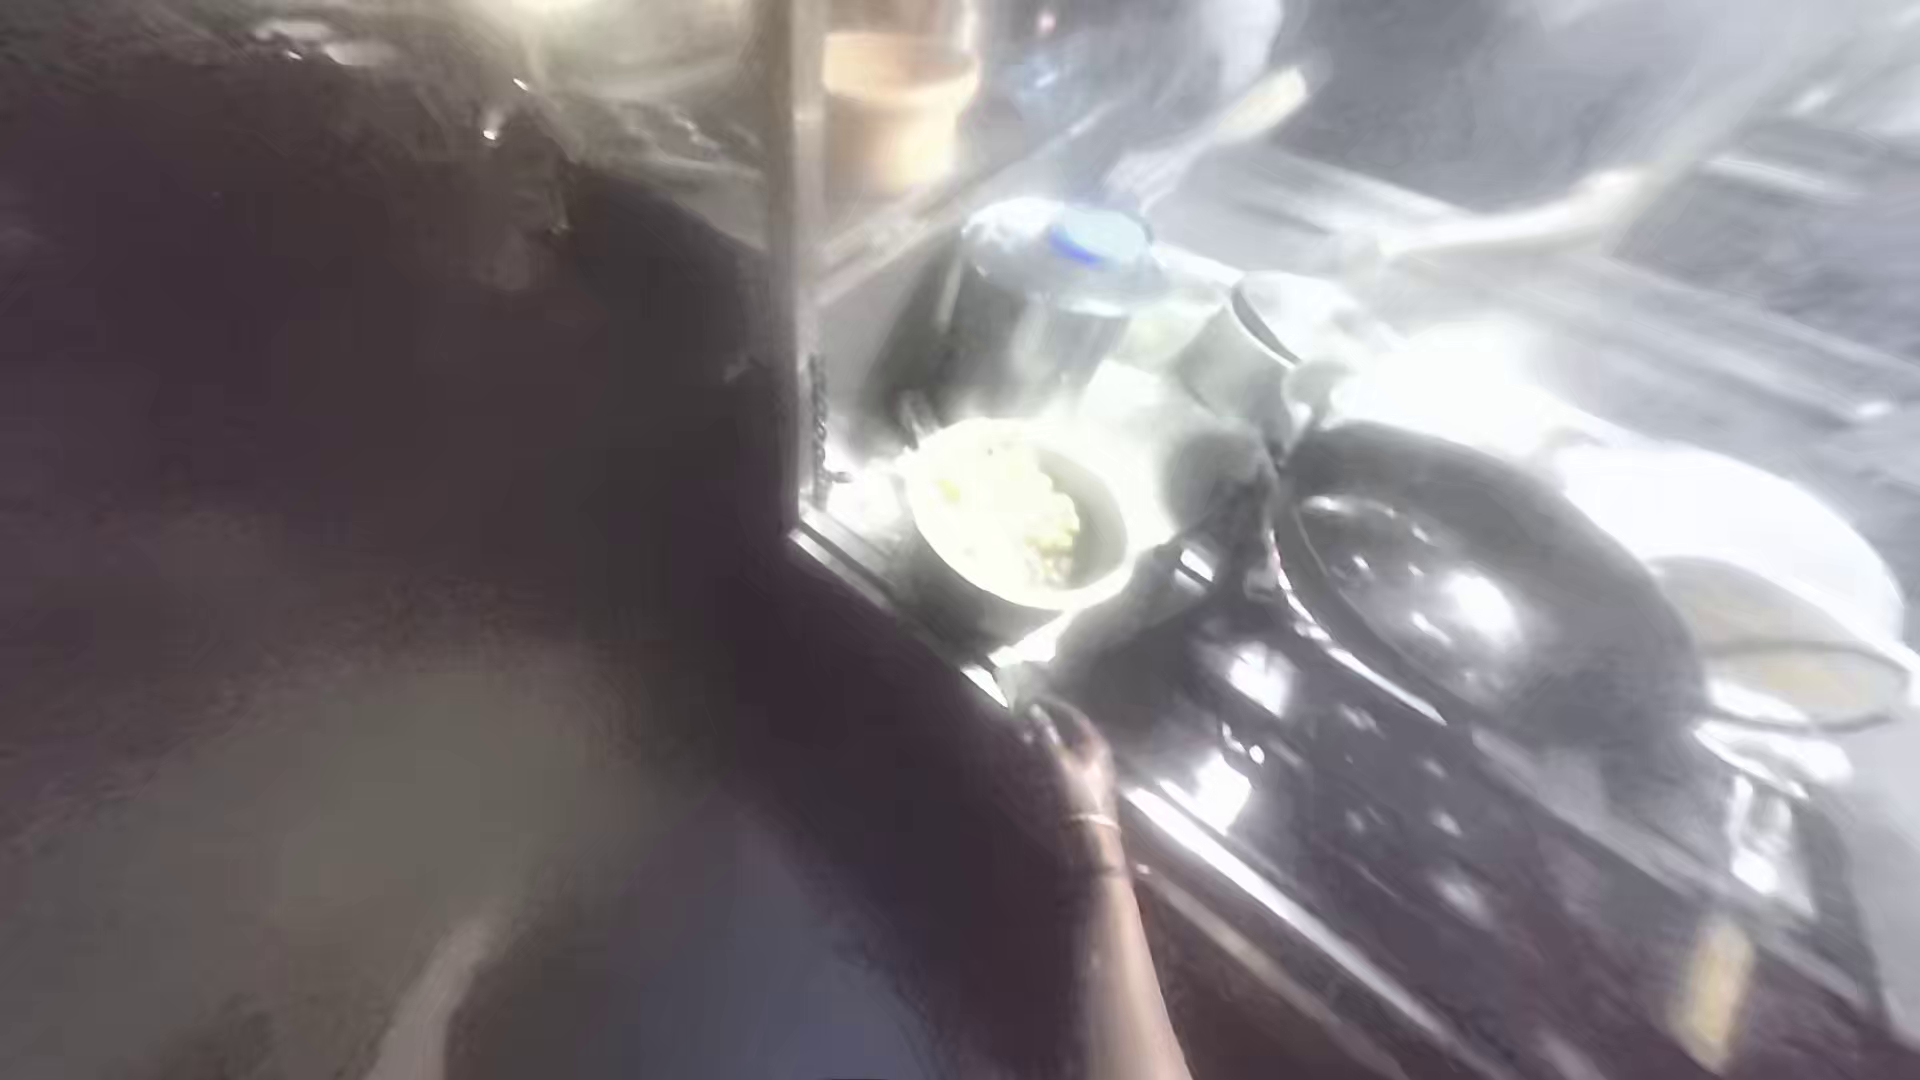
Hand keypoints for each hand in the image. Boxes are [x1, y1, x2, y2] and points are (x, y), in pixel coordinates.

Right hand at [1026, 696, 1128, 875]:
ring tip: (1025, 738)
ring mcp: (1093, 772)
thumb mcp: (1056, 760)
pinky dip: (1050, 757)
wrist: (1089, 840)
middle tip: (1025, 718)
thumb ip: (1045, 732)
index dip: (1052, 705)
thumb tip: (1033, 707)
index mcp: (1095, 742)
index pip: (1073, 714)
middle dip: (1047, 723)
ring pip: (1067, 747)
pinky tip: (1036, 762)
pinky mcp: (1085, 788)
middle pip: (1071, 730)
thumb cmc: (1074, 795)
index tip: (1031, 700)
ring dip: (1046, 741)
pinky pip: (1066, 763)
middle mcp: (1097, 753)